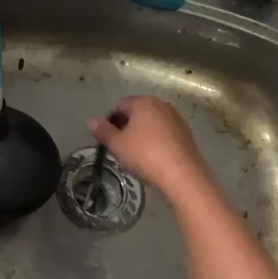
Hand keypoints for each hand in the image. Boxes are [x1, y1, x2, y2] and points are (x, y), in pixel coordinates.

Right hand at [88, 95, 209, 188]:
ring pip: (151, 124)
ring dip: (140, 135)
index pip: (119, 105)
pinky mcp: (186, 135)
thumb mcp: (117, 145)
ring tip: (134, 156)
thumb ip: (103, 131)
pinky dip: (155, 142)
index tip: (106, 139)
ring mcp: (177, 120)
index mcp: (143, 102)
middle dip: (125, 128)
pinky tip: (152, 159)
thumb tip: (91, 121)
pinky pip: (164, 134)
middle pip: (136, 113)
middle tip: (118, 148)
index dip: (109, 121)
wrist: (182, 175)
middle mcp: (162, 105)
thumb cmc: (145, 155)